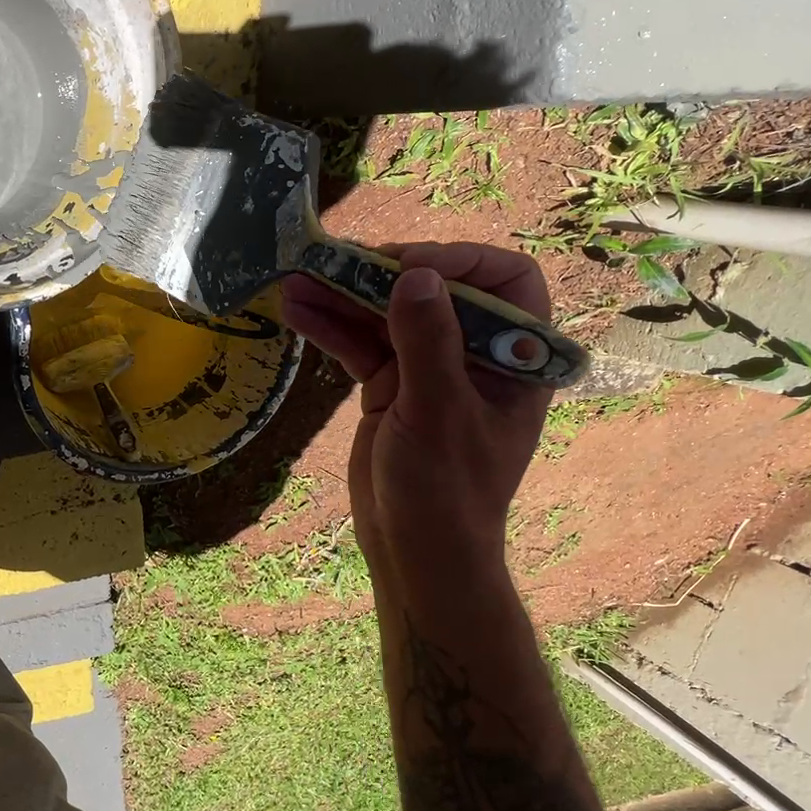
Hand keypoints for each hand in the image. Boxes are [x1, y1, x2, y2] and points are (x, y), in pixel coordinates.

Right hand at [279, 242, 552, 589]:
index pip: (507, 282)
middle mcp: (473, 354)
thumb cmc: (446, 487)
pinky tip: (296, 312)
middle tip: (335, 263)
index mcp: (514, 358)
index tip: (406, 268)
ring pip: (386, 318)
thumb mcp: (438, 411)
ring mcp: (427, 370)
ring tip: (296, 280)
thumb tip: (417, 274)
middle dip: (382, 275)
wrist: (415, 547)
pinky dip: (330, 330)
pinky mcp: (388, 387)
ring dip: (342, 299)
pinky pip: (359, 347)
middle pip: (433, 293)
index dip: (462, 262)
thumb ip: (427, 341)